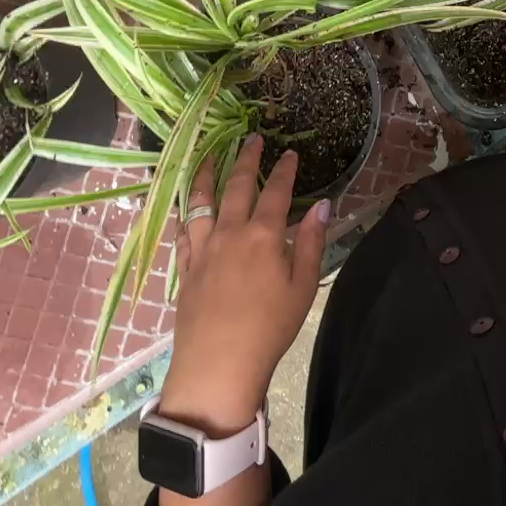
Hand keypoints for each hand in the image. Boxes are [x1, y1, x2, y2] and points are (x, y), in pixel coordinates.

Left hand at [159, 135, 329, 437]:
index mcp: (264, 235)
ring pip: (201, 201)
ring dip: (206, 174)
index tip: (291, 153)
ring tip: (209, 155)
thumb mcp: (303, 286)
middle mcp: (231, 232)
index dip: (285, 170)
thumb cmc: (270, 328)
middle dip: (247, 159)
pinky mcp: (186, 268)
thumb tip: (322, 204)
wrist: (219, 366)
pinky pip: (183, 231)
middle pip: (238, 186)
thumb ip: (311, 241)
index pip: (277, 191)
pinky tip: (186, 205)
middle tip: (252, 139)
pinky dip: (185, 212)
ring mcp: (203, 249)